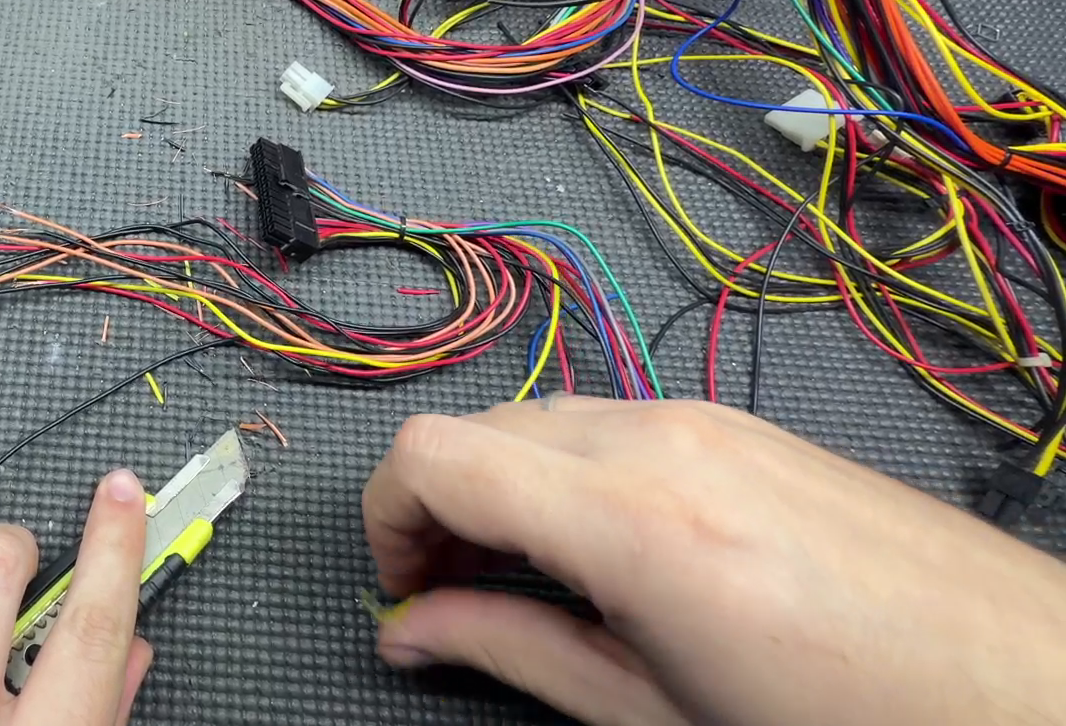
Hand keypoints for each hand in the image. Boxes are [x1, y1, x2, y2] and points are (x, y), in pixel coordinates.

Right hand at [362, 397, 1065, 725]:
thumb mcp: (659, 719)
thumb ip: (509, 650)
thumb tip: (406, 631)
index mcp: (631, 517)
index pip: (430, 455)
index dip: (386, 515)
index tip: (403, 583)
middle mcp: (649, 435)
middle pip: (466, 430)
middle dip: (433, 506)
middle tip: (451, 589)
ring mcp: (692, 415)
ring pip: (522, 420)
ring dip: (491, 487)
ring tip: (524, 572)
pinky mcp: (725, 419)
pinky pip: (591, 424)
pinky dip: (552, 474)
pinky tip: (598, 546)